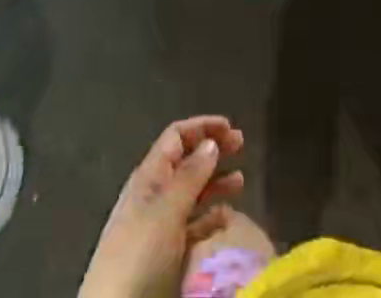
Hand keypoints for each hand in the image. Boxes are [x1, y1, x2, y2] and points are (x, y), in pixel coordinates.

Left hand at [79, 116, 245, 297]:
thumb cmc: (139, 254)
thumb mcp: (165, 212)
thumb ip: (188, 177)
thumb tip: (210, 141)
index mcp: (149, 177)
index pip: (175, 138)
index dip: (201, 127)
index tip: (230, 126)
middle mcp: (155, 195)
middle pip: (186, 162)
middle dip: (212, 150)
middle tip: (242, 144)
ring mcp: (161, 225)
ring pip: (192, 193)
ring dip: (215, 182)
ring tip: (241, 180)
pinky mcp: (168, 254)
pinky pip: (194, 226)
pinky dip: (211, 218)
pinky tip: (227, 218)